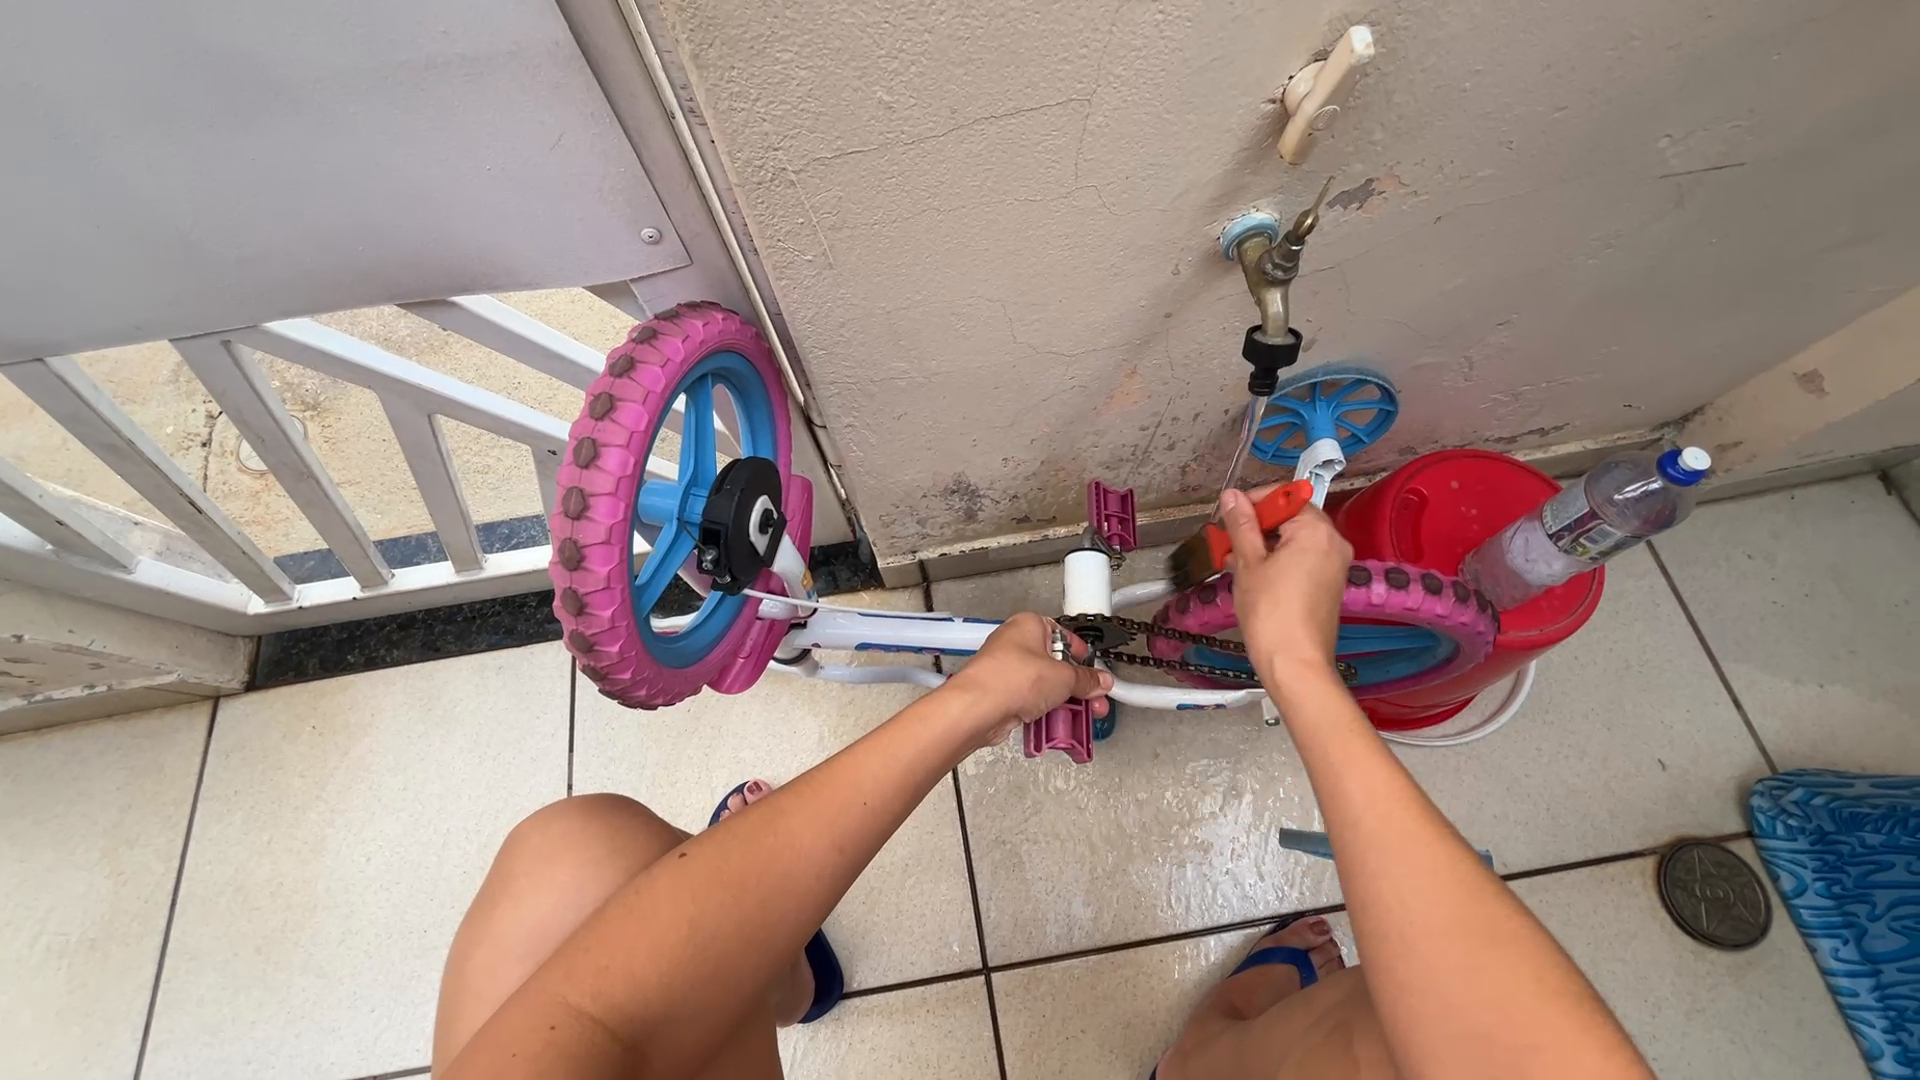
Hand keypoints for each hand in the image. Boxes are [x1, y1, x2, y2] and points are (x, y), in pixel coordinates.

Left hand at [941, 613, 1113, 748]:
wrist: (977, 708)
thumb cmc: (1009, 679)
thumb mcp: (1063, 677)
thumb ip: (1086, 680)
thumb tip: (1099, 681)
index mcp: (1029, 625)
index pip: (1065, 636)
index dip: (1083, 655)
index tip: (1096, 672)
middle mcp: (1016, 643)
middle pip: (1055, 664)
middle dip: (1077, 686)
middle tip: (1094, 700)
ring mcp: (1007, 670)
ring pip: (1043, 685)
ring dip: (1063, 702)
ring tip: (1081, 716)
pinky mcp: (1002, 694)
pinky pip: (1030, 701)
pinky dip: (1044, 711)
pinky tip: (1057, 723)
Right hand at [1219, 485, 1352, 681]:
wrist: (1294, 662)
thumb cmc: (1271, 614)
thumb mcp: (1248, 562)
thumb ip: (1241, 524)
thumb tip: (1233, 496)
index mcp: (1316, 531)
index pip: (1284, 496)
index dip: (1253, 503)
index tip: (1229, 517)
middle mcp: (1333, 542)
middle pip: (1291, 516)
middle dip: (1257, 525)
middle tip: (1228, 542)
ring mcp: (1334, 564)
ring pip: (1294, 538)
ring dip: (1264, 544)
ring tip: (1235, 562)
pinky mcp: (1329, 583)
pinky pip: (1302, 557)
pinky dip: (1278, 560)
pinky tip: (1254, 576)